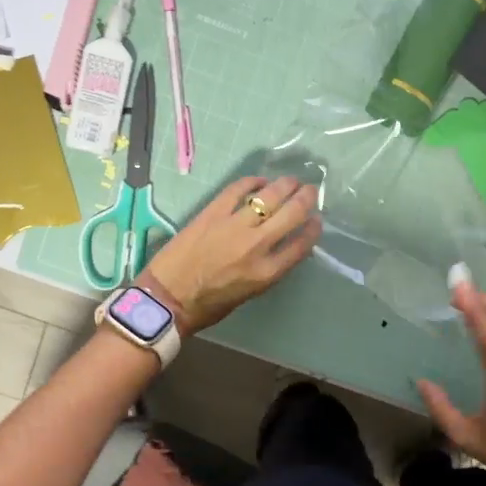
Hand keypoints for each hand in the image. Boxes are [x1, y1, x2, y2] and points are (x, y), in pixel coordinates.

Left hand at [144, 175, 320, 334]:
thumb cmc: (208, 305)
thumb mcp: (249, 294)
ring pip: (269, 196)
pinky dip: (252, 181)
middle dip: (306, 198)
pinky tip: (259, 181)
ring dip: (285, 184)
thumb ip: (267, 269)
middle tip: (310, 190)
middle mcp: (257, 246)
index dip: (313, 228)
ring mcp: (234, 225)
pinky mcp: (212, 212)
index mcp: (267, 273)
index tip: (317, 219)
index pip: (301, 244)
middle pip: (292, 213)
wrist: (168, 298)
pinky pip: (238, 189)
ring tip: (291, 181)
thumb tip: (278, 247)